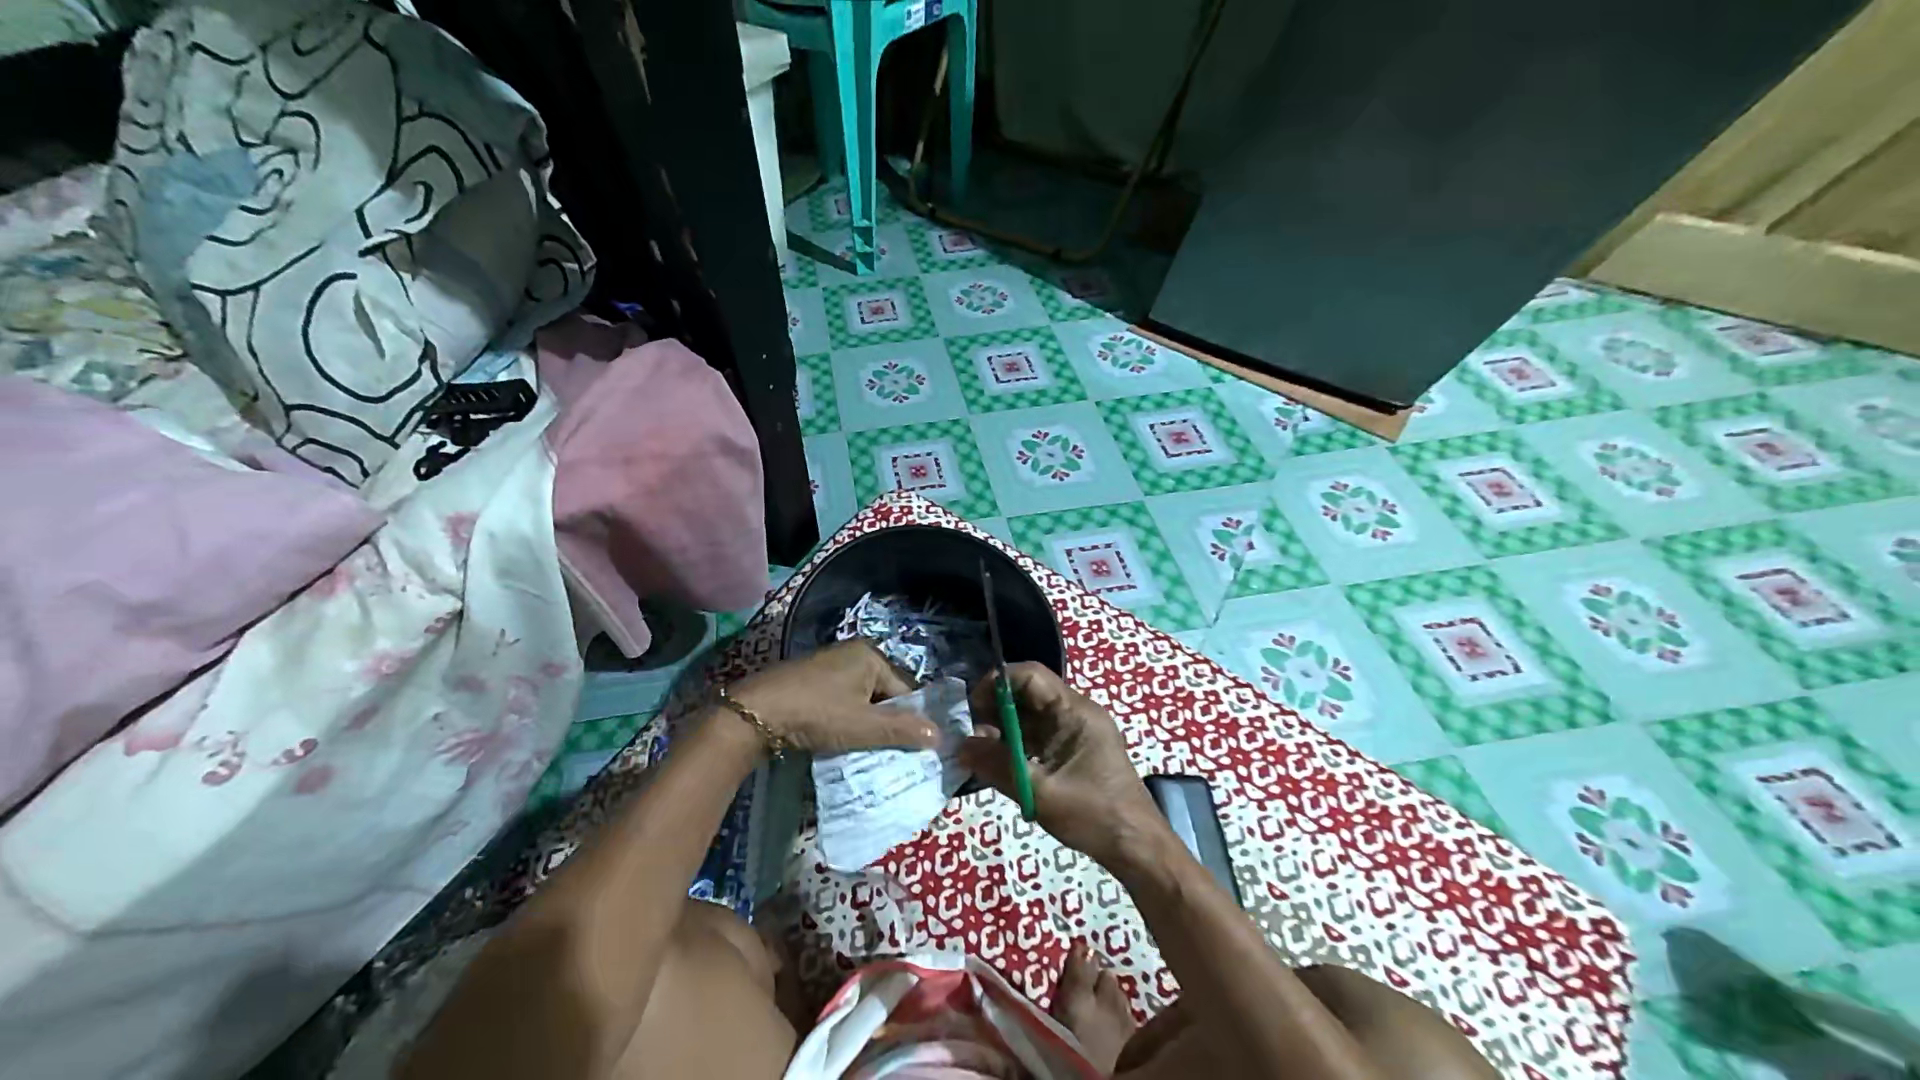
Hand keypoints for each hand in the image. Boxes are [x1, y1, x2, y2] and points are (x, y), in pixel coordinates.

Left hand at [724, 640, 937, 755]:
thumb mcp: (864, 726)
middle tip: (890, 753)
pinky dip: (845, 720)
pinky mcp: (810, 681)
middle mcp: (852, 654)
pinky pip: (841, 701)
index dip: (911, 720)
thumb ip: (903, 730)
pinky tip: (840, 740)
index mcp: (871, 656)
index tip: (913, 749)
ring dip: (865, 724)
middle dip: (888, 722)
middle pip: (884, 694)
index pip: (907, 690)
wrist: (754, 713)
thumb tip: (941, 735)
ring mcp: (829, 666)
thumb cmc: (816, 713)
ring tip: (866, 751)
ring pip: (862, 700)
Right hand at [959, 663, 1172, 868]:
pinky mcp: (1071, 751)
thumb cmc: (1095, 815)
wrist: (1136, 847)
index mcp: (1076, 712)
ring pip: (1030, 716)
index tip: (972, 708)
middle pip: (1028, 694)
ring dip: (1003, 729)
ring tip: (979, 751)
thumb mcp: (1041, 792)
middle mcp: (1076, 713)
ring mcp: (1075, 732)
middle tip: (971, 734)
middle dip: (995, 708)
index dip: (997, 684)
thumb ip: (998, 766)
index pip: (1031, 676)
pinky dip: (1015, 744)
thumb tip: (961, 747)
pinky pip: (1037, 736)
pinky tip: (997, 763)